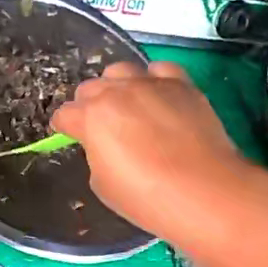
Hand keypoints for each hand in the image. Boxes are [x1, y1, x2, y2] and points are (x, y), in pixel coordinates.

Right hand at [51, 61, 254, 238]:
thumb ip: (96, 154)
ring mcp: (151, 84)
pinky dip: (153, 80)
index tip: (70, 137)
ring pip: (121, 71)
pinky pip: (159, 70)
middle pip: (90, 88)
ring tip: (127, 107)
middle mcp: (116, 92)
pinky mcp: (182, 84)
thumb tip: (105, 144)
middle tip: (100, 127)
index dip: (64, 128)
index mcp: (90, 117)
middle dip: (88, 105)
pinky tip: (158, 98)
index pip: (64, 114)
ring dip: (117, 86)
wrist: (202, 190)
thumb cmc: (144, 196)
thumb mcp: (101, 182)